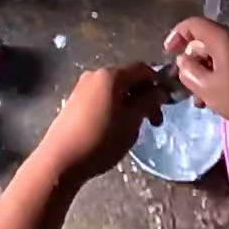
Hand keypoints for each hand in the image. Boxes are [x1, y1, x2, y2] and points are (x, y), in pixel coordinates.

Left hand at [32, 64, 162, 185]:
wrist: (61, 159)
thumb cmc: (101, 139)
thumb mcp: (131, 122)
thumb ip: (148, 102)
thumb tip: (159, 91)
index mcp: (111, 75)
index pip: (142, 69)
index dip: (158, 83)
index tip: (167, 103)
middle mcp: (95, 74)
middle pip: (128, 78)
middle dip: (144, 96)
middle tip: (154, 121)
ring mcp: (82, 86)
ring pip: (114, 89)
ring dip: (129, 103)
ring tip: (134, 127)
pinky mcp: (74, 100)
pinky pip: (101, 96)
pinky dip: (114, 106)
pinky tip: (115, 126)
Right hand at [165, 17, 228, 133]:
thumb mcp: (207, 88)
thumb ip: (188, 71)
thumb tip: (183, 60)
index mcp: (223, 38)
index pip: (193, 24)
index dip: (176, 35)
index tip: (167, 54)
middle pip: (203, 40)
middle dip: (191, 61)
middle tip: (185, 85)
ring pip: (214, 54)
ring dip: (203, 73)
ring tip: (200, 99)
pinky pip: (226, 62)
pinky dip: (216, 76)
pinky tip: (214, 98)